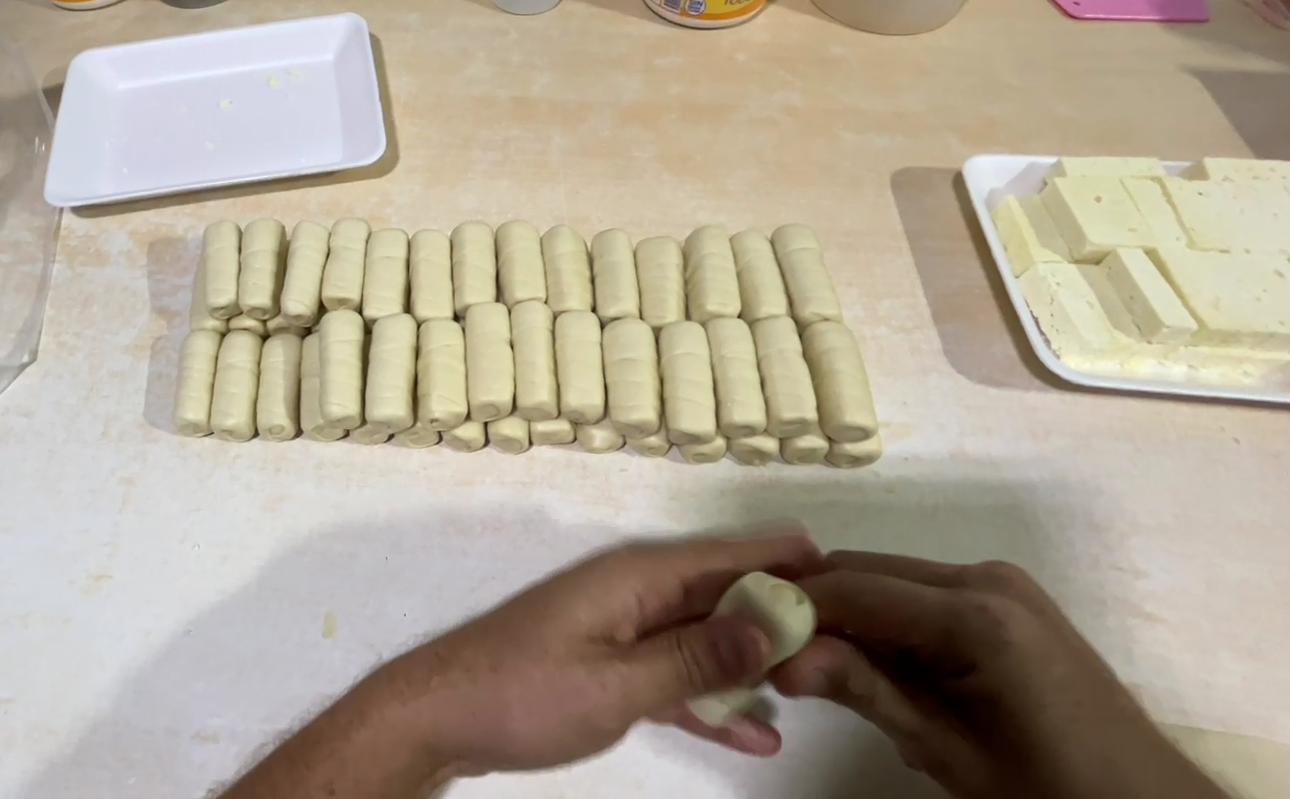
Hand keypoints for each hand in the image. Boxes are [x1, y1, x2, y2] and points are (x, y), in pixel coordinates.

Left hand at [364, 530, 823, 775]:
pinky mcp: (606, 665)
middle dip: (775, 615)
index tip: (836, 564)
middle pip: (715, 596)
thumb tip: (770, 623)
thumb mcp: (618, 683)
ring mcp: (618, 630)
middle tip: (845, 640)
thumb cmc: (526, 692)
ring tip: (813, 686)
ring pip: (699, 638)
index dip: (776, 557)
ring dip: (748, 663)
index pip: (719, 557)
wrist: (444, 715)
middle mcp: (631, 594)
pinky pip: (672, 674)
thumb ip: (694, 657)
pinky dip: (709, 699)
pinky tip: (754, 731)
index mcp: (633, 579)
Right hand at [770, 552, 1227, 798]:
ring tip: (823, 662)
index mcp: (978, 615)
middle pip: (864, 571)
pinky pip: (916, 589)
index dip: (793, 608)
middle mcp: (984, 576)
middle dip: (816, 607)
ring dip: (847, 613)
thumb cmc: (1052, 794)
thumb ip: (864, 692)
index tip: (749, 634)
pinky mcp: (1002, 594)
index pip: (852, 589)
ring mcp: (997, 580)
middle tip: (778, 651)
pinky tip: (878, 660)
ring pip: (884, 577)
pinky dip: (882, 617)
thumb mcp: (950, 754)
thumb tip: (779, 661)